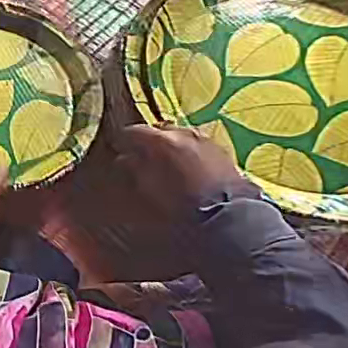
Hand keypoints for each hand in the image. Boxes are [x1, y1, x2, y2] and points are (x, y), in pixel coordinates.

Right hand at [115, 125, 251, 216]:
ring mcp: (205, 140)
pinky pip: (198, 145)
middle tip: (142, 156)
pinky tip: (189, 168)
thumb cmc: (181, 209)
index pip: (133, 131)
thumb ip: (134, 170)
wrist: (229, 219)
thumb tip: (124, 158)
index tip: (119, 149)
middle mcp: (183, 133)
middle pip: (159, 128)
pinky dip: (189, 152)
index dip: (123, 140)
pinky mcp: (222, 151)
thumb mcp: (149, 191)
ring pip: (180, 135)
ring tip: (168, 162)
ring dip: (171, 144)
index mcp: (160, 141)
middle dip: (149, 140)